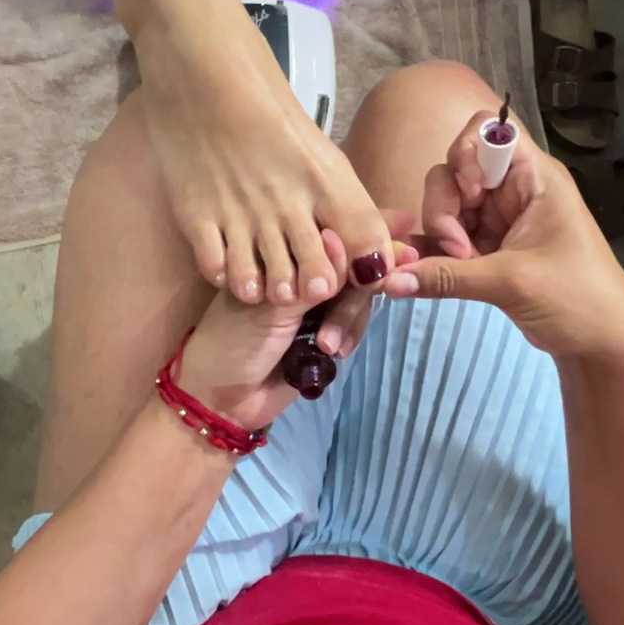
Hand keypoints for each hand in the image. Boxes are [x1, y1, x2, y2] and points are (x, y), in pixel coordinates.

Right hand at [133, 0, 397, 306]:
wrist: (197, 65)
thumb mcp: (313, 141)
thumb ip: (338, 192)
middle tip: (307, 285)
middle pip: (316, 273)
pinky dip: (228, 276)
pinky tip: (230, 264)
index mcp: (323, 177)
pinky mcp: (197, 216)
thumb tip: (364, 237)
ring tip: (268, 283)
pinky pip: (219, 270)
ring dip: (272, 289)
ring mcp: (239, 213)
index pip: (365, 240)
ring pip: (267, 283)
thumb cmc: (259, 94)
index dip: (370, 268)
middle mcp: (286, 202)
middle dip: (317, 288)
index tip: (362, 274)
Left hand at [173, 227, 415, 429]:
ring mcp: (315, 305)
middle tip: (383, 286)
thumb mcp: (274, 304)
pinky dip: (349, 337)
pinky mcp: (325, 334)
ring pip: (358, 297)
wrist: (222, 400)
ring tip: (329, 345)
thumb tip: (345, 236)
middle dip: (363, 281)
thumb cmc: (233, 342)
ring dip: (350, 319)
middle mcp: (301, 273)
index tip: (402, 224)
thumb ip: (314, 276)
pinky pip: (353, 327)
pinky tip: (335, 353)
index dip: (364, 228)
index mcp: (281, 253)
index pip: (330, 231)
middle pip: (353, 262)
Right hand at [380, 111, 623, 361]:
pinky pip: (446, 237)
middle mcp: (511, 190)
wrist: (601, 344)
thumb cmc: (577, 298)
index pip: (487, 130)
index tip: (470, 196)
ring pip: (445, 207)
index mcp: (533, 177)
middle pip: (454, 172)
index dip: (466, 155)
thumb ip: (446, 276)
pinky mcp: (486, 247)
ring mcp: (497, 218)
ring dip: (439, 236)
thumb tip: (387, 280)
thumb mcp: (511, 282)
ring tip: (457, 269)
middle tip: (458, 251)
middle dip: (445, 210)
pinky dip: (435, 253)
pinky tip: (425, 274)